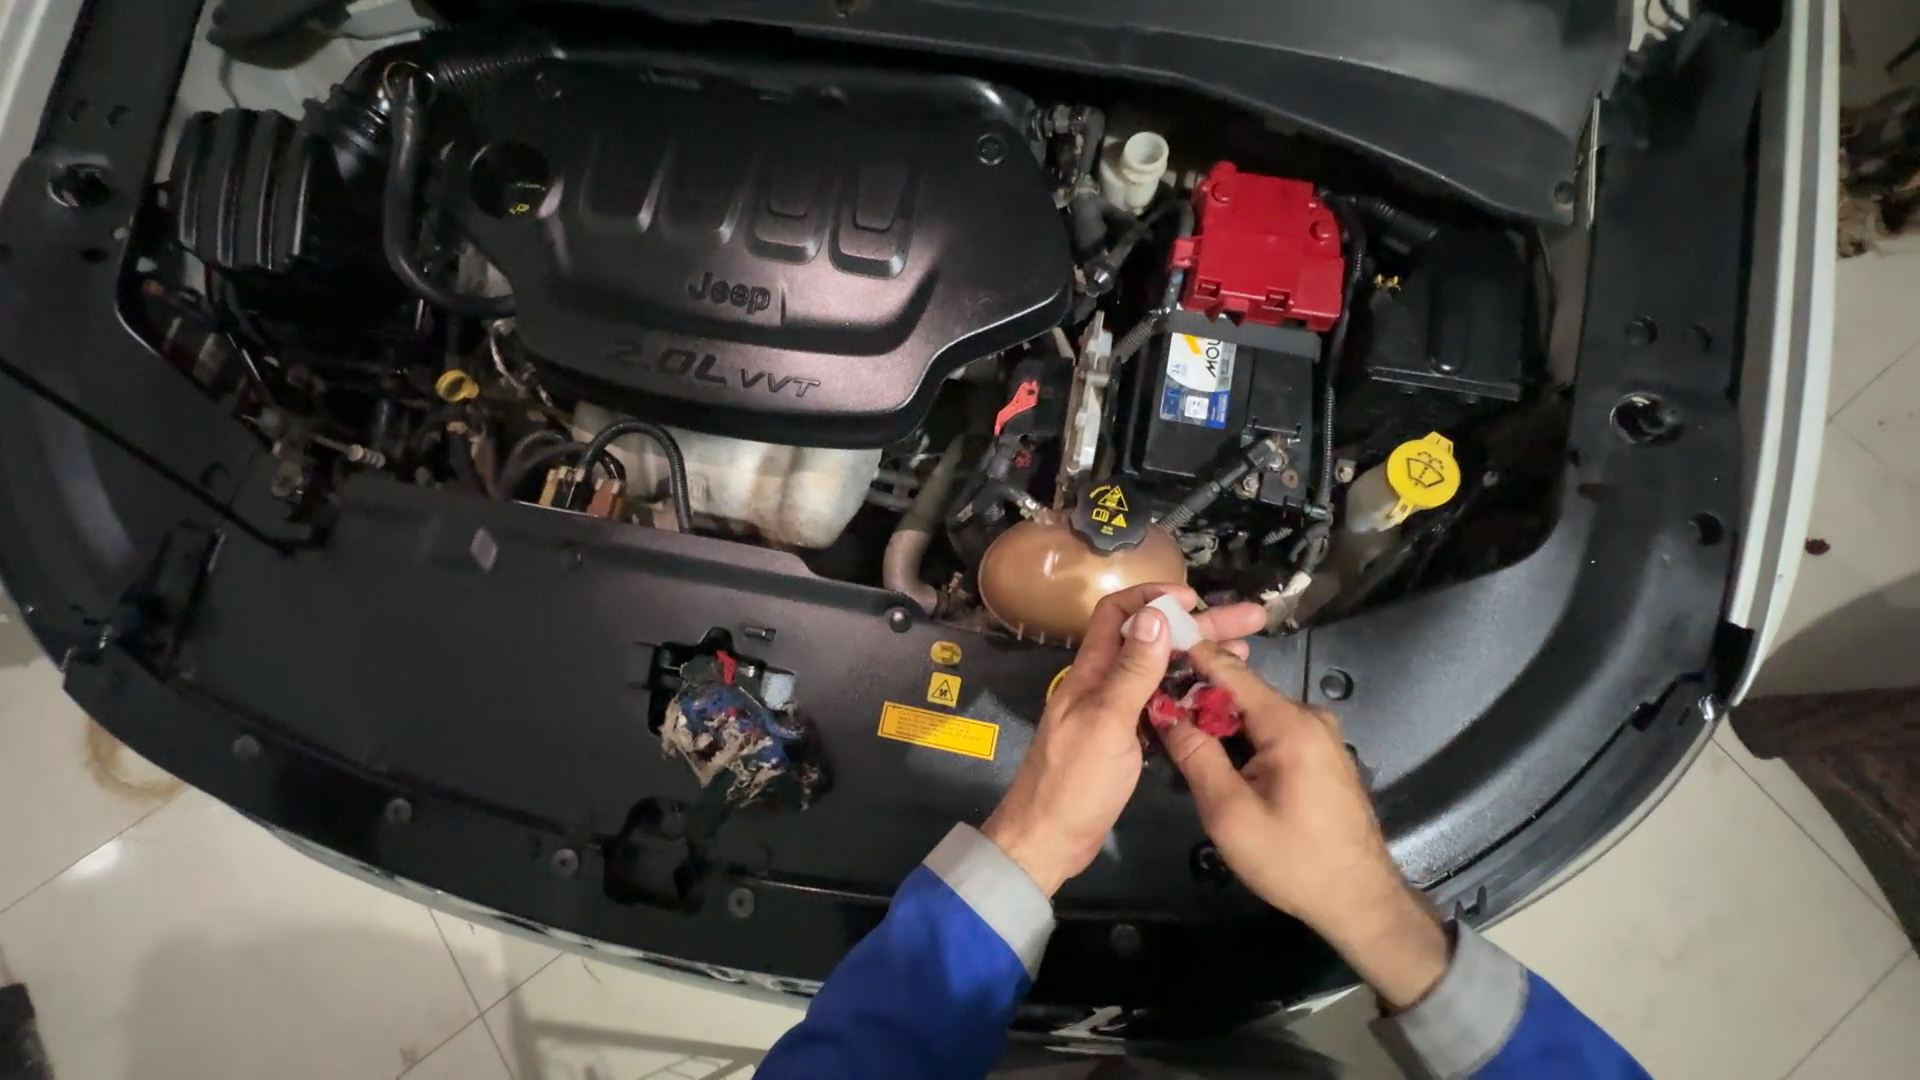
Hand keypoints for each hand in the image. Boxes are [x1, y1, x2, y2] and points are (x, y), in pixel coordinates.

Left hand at [982, 585, 1264, 896]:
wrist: (1049, 838)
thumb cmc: (1074, 781)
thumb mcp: (1107, 722)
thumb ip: (1131, 672)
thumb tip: (1155, 616)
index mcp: (1091, 671)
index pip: (1118, 614)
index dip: (1153, 598)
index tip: (1194, 598)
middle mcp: (1103, 682)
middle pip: (1150, 640)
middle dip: (1197, 626)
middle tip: (1249, 620)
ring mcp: (1115, 710)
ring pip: (1159, 671)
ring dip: (1198, 657)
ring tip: (1245, 652)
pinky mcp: (1126, 737)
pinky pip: (1160, 702)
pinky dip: (1188, 691)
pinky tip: (1217, 692)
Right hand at [1159, 642, 1449, 1008]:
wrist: (1362, 904)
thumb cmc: (1293, 859)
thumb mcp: (1228, 811)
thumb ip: (1194, 754)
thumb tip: (1163, 710)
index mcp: (1288, 722)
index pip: (1228, 669)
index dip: (1188, 658)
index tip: (1151, 656)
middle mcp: (1308, 716)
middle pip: (1240, 691)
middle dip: (1198, 701)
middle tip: (1157, 717)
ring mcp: (1319, 735)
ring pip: (1253, 714)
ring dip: (1218, 725)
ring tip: (1181, 743)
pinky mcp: (1321, 754)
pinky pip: (1271, 732)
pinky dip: (1241, 740)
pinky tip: (1219, 763)